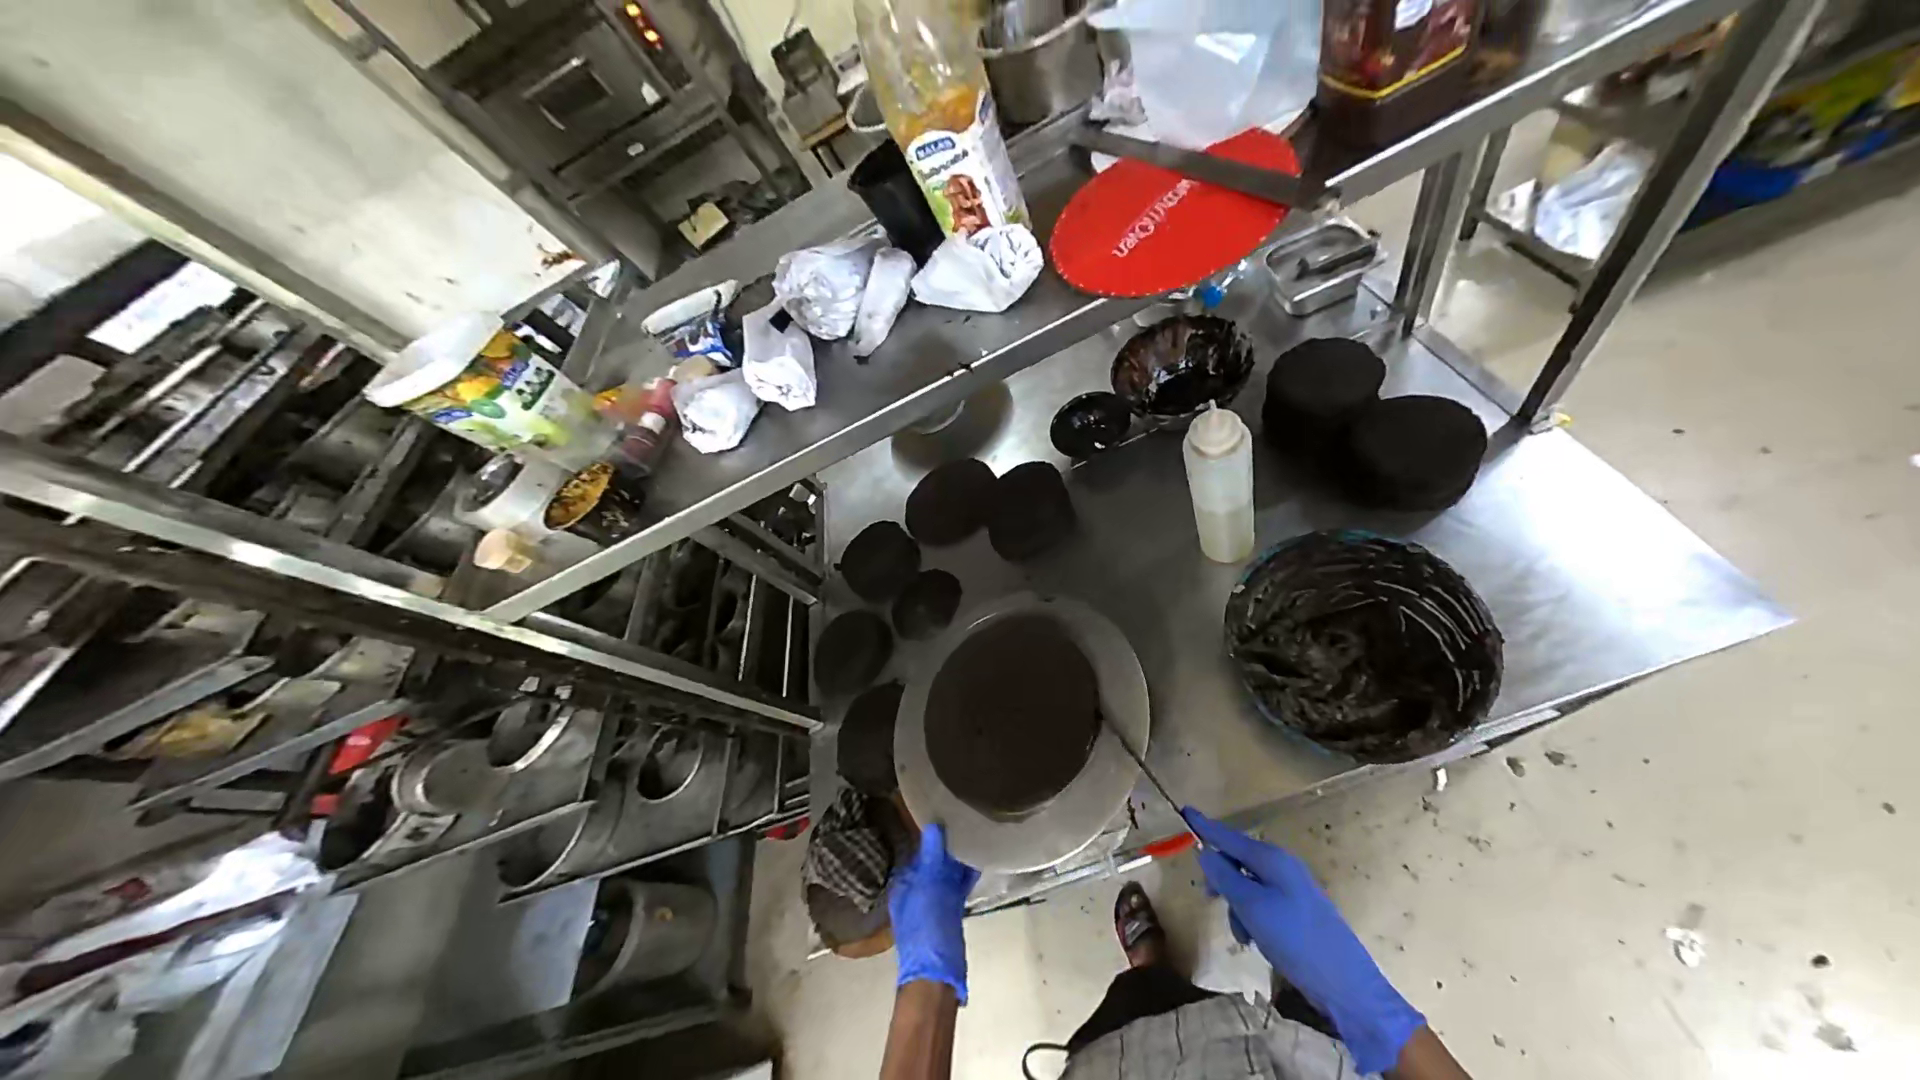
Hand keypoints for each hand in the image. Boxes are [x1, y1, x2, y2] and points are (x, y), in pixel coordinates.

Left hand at [888, 824, 980, 1002]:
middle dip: (947, 846)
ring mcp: (932, 905)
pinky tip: (978, 862)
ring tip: (975, 836)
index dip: (932, 835)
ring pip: (945, 875)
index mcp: (904, 884)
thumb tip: (933, 825)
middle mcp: (915, 892)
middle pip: (932, 862)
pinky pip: (956, 888)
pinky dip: (965, 876)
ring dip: (958, 860)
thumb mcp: (929, 888)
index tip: (948, 815)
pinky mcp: (948, 916)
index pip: (918, 851)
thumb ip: (932, 857)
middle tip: (966, 821)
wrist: (937, 977)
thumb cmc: (928, 929)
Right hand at [1189, 808, 1423, 1074]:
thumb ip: (1224, 875)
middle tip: (1210, 899)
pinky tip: (1257, 940)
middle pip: (1237, 861)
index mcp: (1272, 859)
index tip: (1185, 811)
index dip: (1205, 826)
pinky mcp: (1297, 911)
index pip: (1229, 836)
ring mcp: (1292, 889)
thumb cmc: (1294, 939)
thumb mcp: (1251, 906)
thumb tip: (1205, 851)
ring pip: (1247, 886)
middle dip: (1222, 881)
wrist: (1347, 987)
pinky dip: (1252, 918)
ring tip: (1244, 935)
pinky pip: (1262, 903)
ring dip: (1237, 907)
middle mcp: (1282, 867)